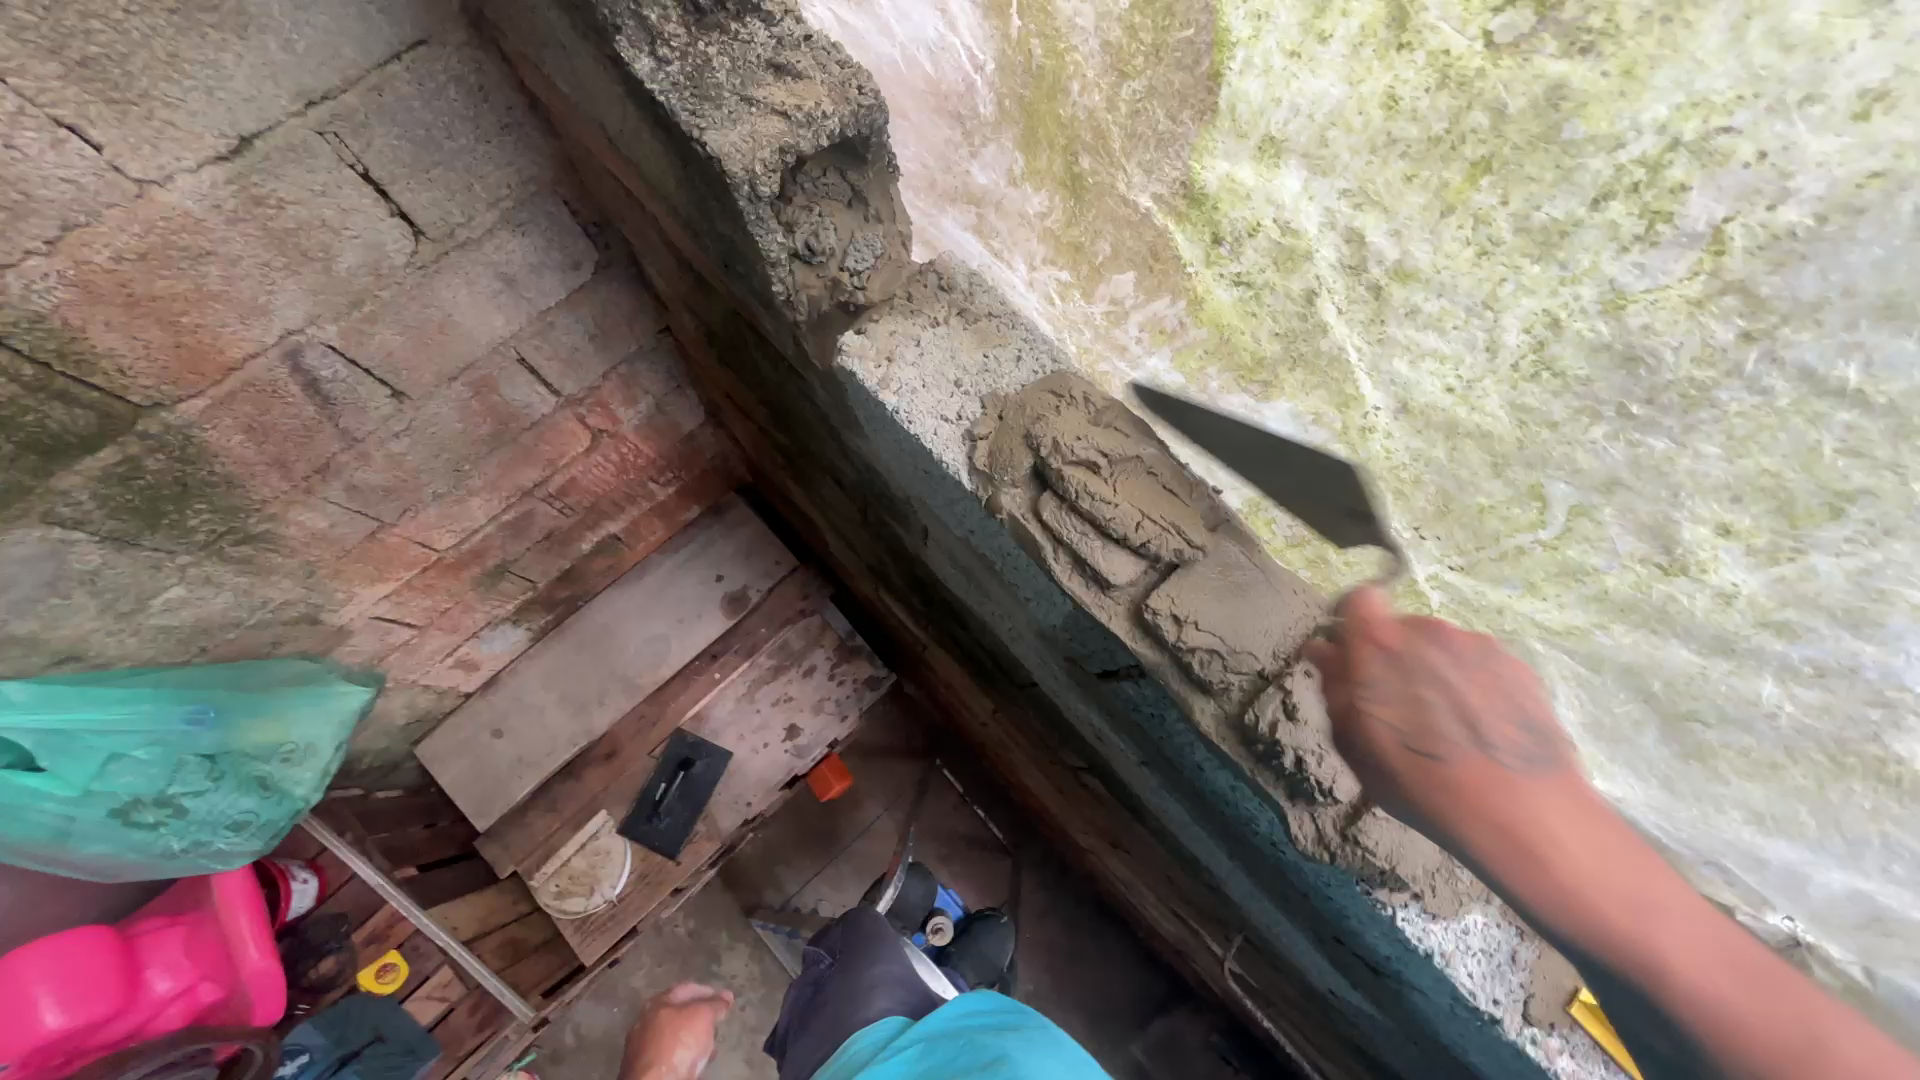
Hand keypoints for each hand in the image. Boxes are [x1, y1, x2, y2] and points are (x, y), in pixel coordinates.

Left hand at [620, 983, 734, 1079]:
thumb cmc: (679, 1043)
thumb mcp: (703, 1016)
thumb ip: (715, 1004)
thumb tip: (726, 998)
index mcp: (657, 1003)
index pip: (687, 989)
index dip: (708, 991)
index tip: (724, 999)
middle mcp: (647, 1022)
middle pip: (680, 1013)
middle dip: (701, 1016)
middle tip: (718, 1020)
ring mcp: (645, 1047)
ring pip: (676, 1036)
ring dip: (695, 1037)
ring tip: (711, 1043)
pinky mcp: (648, 1068)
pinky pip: (672, 1055)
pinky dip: (686, 1054)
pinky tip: (698, 1060)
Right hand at [1303, 585, 1591, 870]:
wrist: (1523, 812)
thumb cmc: (1418, 780)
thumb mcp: (1352, 743)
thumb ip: (1333, 686)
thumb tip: (1324, 651)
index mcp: (1379, 644)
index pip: (1357, 600)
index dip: (1353, 624)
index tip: (1352, 658)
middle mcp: (1429, 631)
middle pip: (1401, 627)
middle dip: (1393, 656)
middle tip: (1397, 706)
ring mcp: (1478, 646)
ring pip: (1442, 647)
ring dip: (1434, 671)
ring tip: (1446, 723)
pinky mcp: (1518, 666)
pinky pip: (1479, 665)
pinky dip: (1472, 686)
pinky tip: (1480, 729)